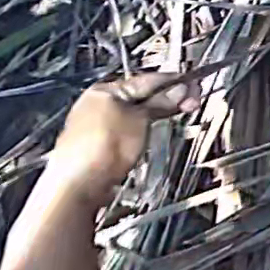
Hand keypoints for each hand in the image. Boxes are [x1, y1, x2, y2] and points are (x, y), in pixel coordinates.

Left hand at [43, 73, 199, 207]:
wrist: (75, 190)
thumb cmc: (99, 152)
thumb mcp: (141, 119)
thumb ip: (162, 102)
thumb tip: (179, 90)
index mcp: (103, 91)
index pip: (149, 79)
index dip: (175, 82)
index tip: (194, 86)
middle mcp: (96, 105)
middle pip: (143, 95)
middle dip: (169, 98)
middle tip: (191, 102)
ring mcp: (95, 126)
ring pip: (136, 112)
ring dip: (158, 113)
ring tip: (177, 116)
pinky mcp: (97, 146)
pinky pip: (127, 128)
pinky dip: (143, 127)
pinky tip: (152, 132)